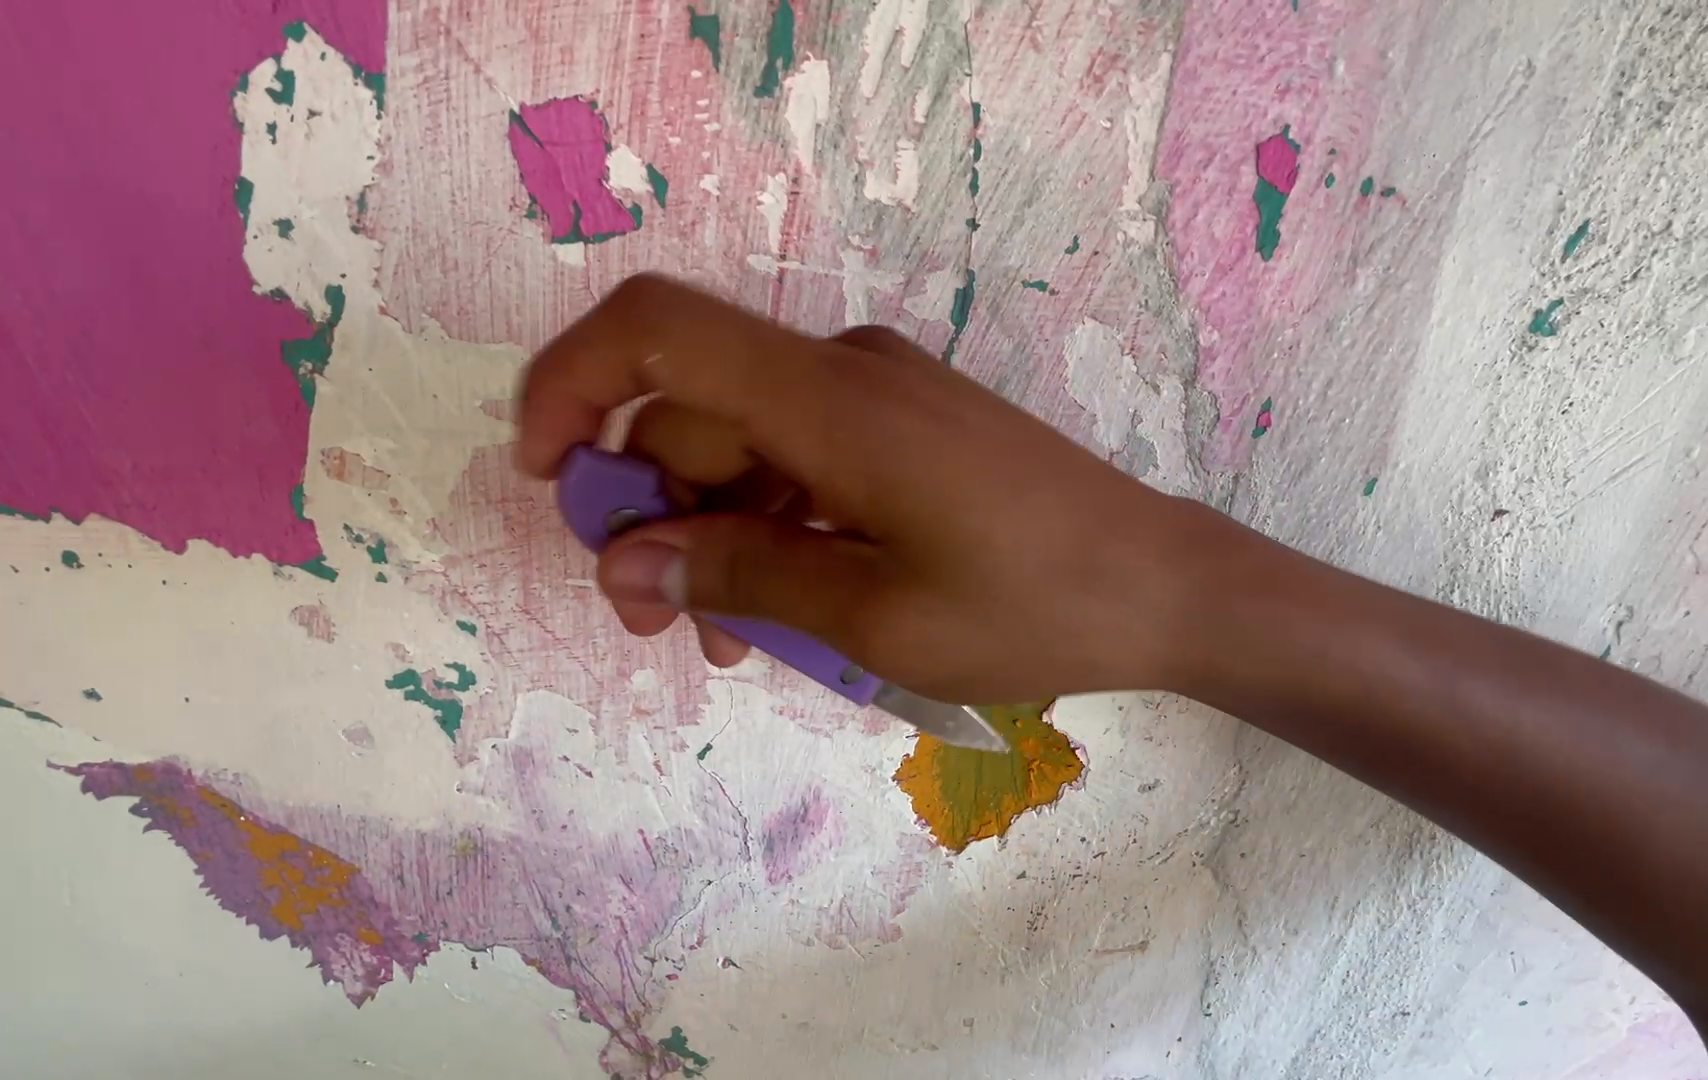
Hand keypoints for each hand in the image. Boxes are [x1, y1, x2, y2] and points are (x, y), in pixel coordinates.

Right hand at [515, 274, 1201, 703]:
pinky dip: (777, 522)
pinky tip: (789, 600)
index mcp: (832, 402)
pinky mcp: (913, 428)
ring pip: (751, 446)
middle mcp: (849, 373)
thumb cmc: (1029, 608)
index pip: (657, 332)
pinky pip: (809, 459)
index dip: (572, 386)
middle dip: (653, 514)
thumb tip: (622, 562)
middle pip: (696, 413)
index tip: (546, 479)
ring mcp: (886, 397)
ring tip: (733, 639)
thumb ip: (739, 577)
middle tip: (660, 628)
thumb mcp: (873, 616)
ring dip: (717, 532)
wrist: (1160, 585)